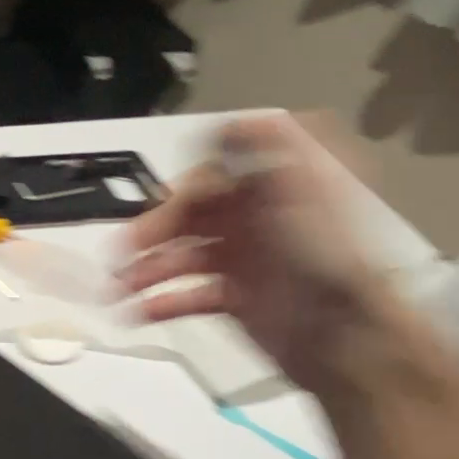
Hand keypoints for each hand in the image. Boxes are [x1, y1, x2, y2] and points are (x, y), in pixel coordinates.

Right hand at [118, 115, 401, 394]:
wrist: (341, 334)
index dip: (187, 187)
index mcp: (278, 186)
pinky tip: (142, 310)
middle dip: (151, 232)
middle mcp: (260, 218)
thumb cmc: (324, 259)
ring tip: (118, 291)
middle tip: (121, 252)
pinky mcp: (236, 296)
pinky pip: (188, 293)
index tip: (168, 204)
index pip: (216, 173)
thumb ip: (270, 149)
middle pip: (190, 214)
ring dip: (145, 270)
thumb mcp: (305, 187)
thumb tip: (234, 124)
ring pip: (181, 255)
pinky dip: (161, 301)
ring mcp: (246, 259)